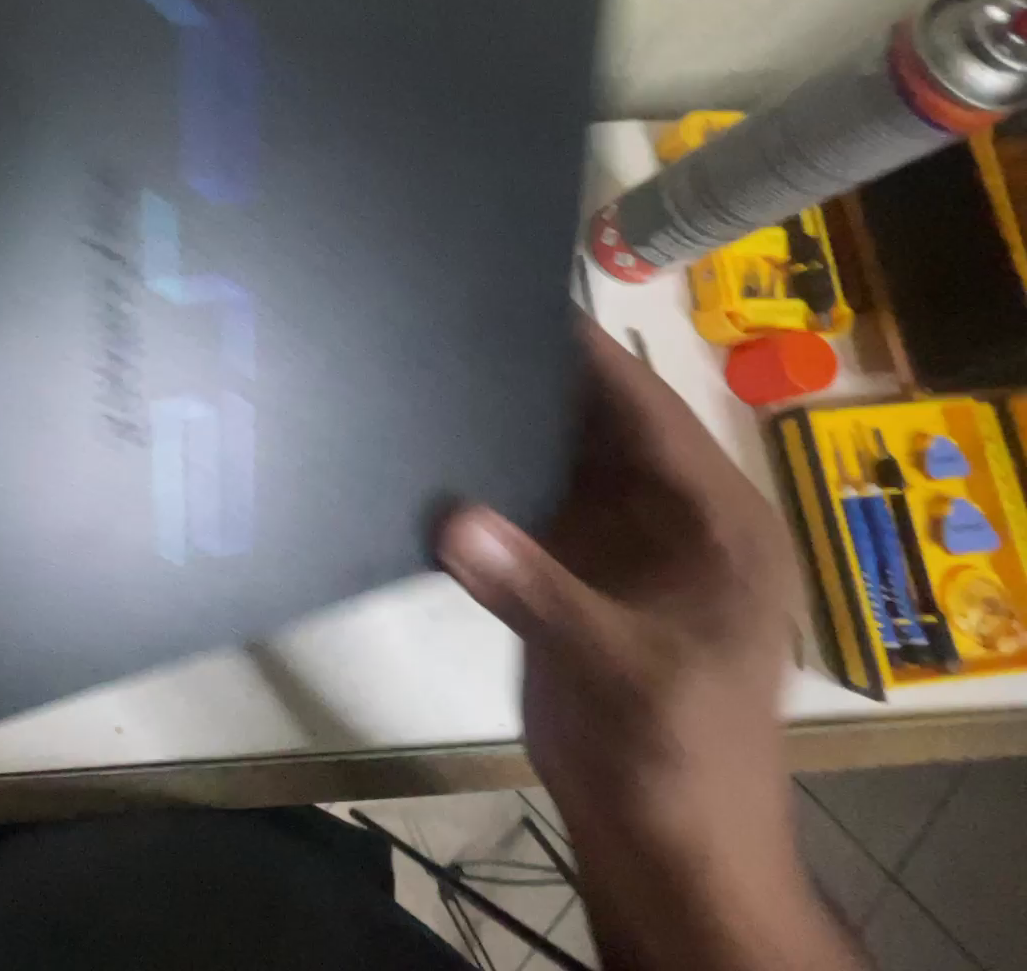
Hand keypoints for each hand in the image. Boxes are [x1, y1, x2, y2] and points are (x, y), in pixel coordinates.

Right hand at [438, 318, 848, 969]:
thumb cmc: (674, 748)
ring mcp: (608, 545)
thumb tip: (448, 519)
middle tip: (442, 334)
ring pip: (549, 465)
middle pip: (591, 427)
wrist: (658, 830)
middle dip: (527, 383)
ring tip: (422, 382)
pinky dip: (478, 486)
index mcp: (710, 519)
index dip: (586, 355)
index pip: (645, 411)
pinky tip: (426, 462)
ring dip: (496, 432)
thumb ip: (535, 589)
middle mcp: (661, 517)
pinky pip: (517, 510)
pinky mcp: (562, 573)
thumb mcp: (617, 666)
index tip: (512, 302)